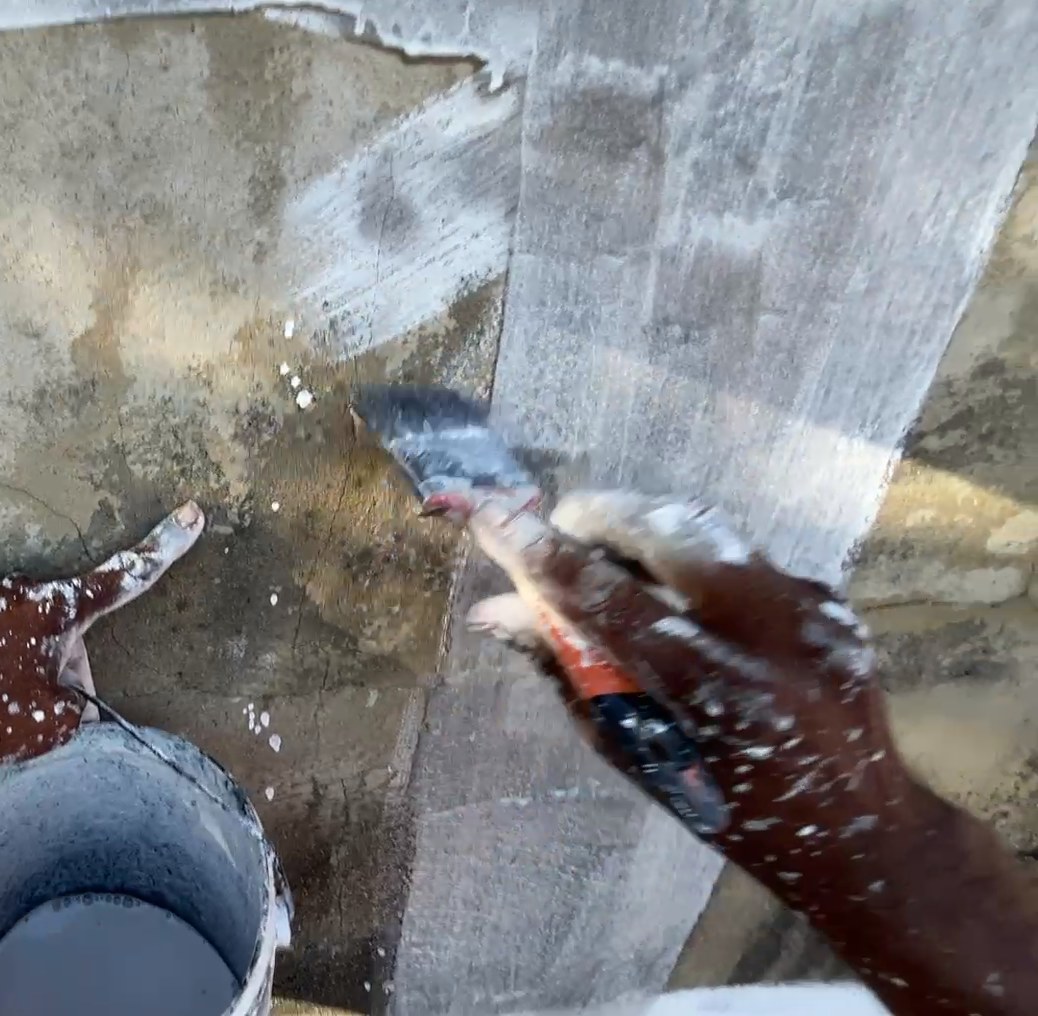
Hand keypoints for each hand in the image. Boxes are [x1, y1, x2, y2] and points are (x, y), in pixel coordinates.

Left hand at [0, 501, 204, 765]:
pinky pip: (6, 646)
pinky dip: (6, 672)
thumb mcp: (54, 721)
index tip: (193, 513)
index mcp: (56, 607)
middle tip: (33, 709)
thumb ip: (80, 703)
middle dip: (69, 671)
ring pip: (40, 643)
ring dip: (35, 674)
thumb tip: (70, 693)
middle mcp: (26, 592)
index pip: (123, 577)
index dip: (164, 547)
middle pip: (74, 633)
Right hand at [467, 491, 911, 881]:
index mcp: (707, 687)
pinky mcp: (827, 597)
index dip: (532, 549)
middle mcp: (766, 634)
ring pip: (696, 524)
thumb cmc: (715, 797)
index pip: (598, 593)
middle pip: (660, 529)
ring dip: (633, 527)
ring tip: (605, 554)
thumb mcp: (623, 742)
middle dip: (593, 517)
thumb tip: (490, 609)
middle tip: (558, 535)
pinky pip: (730, 547)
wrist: (860, 829)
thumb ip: (562, 664)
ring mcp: (808, 608)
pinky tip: (668, 588)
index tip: (484, 513)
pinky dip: (678, 553)